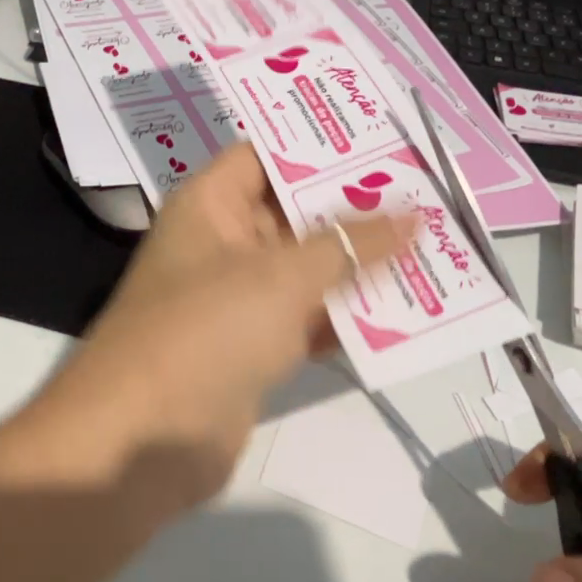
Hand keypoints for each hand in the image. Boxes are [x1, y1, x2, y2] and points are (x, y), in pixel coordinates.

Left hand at [39, 144, 411, 506]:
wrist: (143, 439)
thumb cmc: (206, 331)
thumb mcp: (280, 276)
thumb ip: (349, 244)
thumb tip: (413, 215)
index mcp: (209, 206)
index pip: (267, 156)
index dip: (322, 148)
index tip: (388, 142)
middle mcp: (222, 245)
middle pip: (295, 212)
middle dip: (358, 207)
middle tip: (432, 193)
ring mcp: (238, 301)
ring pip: (308, 270)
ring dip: (363, 264)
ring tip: (438, 245)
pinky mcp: (254, 350)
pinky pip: (310, 320)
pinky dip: (351, 316)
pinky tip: (413, 310)